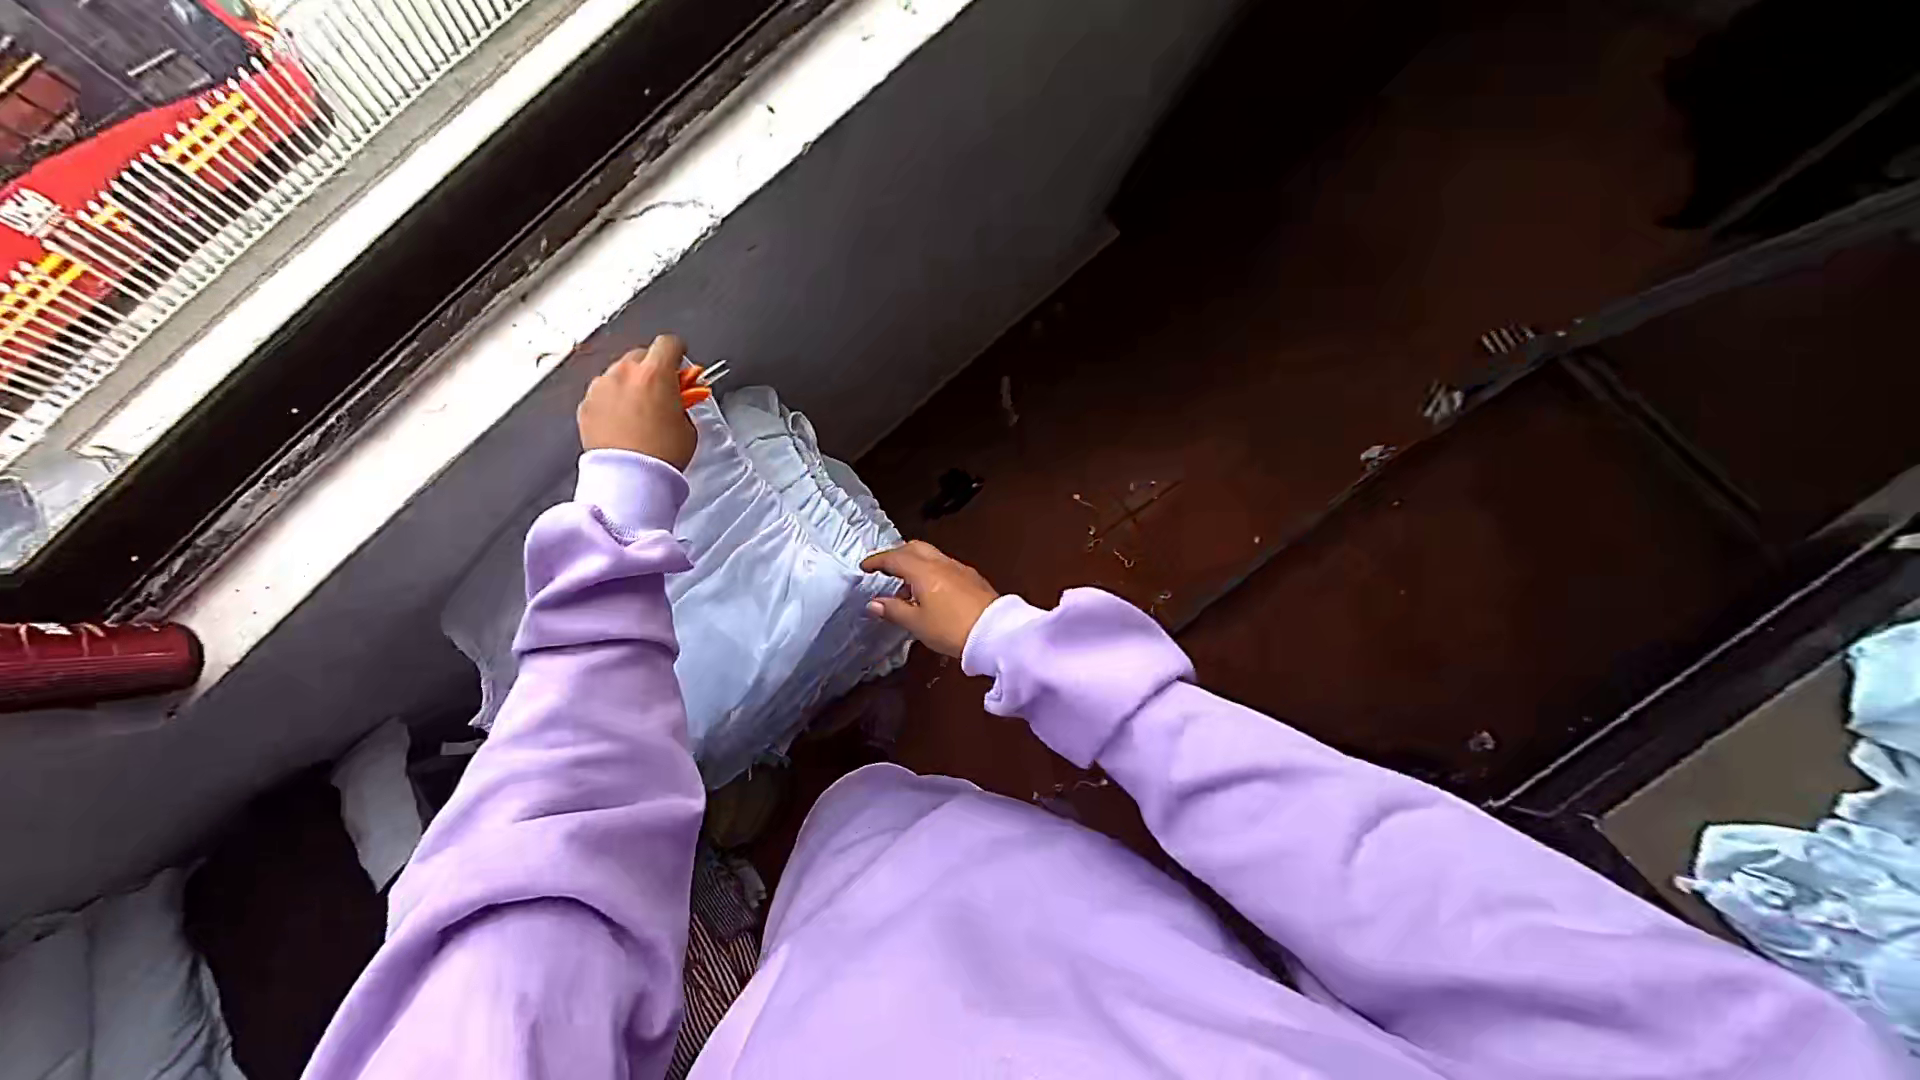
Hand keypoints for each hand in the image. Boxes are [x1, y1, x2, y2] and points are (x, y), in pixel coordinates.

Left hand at [577, 334, 697, 469]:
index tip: (680, 360)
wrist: (631, 479)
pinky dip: (613, 403)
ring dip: (631, 386)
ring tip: (641, 413)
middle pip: (641, 356)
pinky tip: (623, 424)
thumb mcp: (688, 427)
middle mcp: (624, 374)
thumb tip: (677, 400)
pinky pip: (603, 395)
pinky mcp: (586, 405)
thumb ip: (682, 404)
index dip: (678, 351)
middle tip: (662, 392)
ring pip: (619, 374)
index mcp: (655, 374)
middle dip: (653, 370)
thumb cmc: (661, 455)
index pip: (669, 344)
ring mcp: (601, 388)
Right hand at [860, 540, 999, 656]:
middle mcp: (942, 563)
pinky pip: (945, 566)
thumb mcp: (917, 623)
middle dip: (897, 554)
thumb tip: (874, 603)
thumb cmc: (953, 629)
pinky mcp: (972, 578)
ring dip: (915, 564)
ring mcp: (959, 569)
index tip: (866, 566)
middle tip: (885, 568)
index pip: (895, 558)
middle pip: (914, 548)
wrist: (996, 633)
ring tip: (906, 588)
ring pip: (932, 556)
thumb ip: (894, 610)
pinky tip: (930, 592)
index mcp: (924, 571)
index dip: (877, 560)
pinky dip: (931, 571)